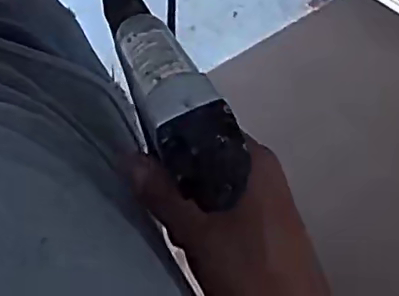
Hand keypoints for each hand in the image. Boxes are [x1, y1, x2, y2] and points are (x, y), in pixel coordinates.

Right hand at [126, 139, 330, 295]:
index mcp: (254, 156)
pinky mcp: (265, 226)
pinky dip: (206, 219)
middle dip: (180, 177)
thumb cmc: (253, 271)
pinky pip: (226, 206)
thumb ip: (164, 195)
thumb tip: (131, 159)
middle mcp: (262, 169)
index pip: (205, 125)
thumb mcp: (200, 234)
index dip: (172, 136)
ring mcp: (267, 198)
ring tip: (177, 228)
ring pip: (214, 184)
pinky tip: (195, 243)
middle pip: (207, 156)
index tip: (146, 155)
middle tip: (159, 201)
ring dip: (191, 203)